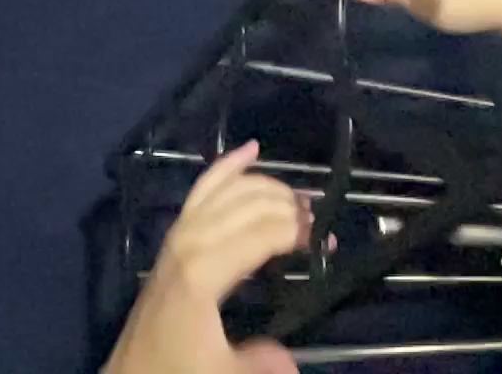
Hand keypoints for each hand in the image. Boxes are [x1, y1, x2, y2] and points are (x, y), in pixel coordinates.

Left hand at [103, 142, 304, 373]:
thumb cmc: (175, 372)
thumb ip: (260, 363)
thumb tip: (292, 361)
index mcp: (204, 270)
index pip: (262, 233)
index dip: (297, 232)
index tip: (326, 243)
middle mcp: (192, 239)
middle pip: (249, 205)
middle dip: (288, 206)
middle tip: (319, 221)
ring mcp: (180, 231)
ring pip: (229, 190)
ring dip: (266, 186)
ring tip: (299, 197)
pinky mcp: (175, 233)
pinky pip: (204, 188)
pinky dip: (228, 166)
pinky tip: (250, 150)